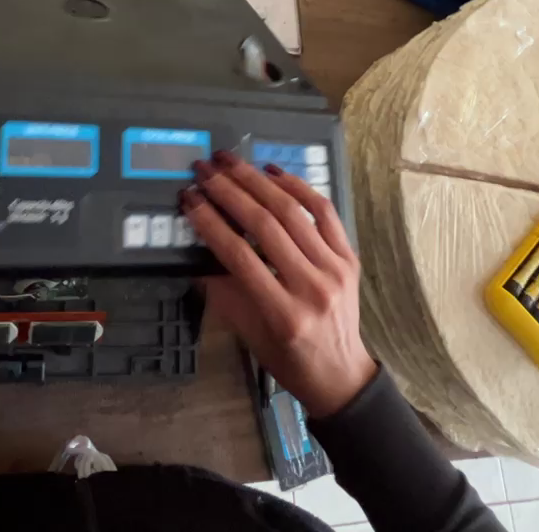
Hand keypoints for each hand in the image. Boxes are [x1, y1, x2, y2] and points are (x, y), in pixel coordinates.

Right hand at [183, 151, 376, 417]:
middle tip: (205, 170)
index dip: (210, 223)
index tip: (189, 199)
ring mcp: (335, 269)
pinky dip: (297, 186)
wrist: (341, 376)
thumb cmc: (287, 359)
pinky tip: (272, 171)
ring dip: (256, 181)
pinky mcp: (349, 256)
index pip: (239, 256)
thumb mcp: (247, 334)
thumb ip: (222, 289)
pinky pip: (323, 211)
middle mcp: (312, 288)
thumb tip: (198, 243)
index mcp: (282, 314)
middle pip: (265, 226)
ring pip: (292, 211)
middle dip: (229, 192)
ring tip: (231, 162)